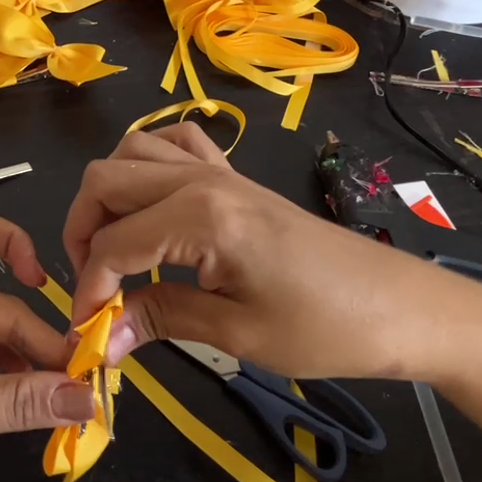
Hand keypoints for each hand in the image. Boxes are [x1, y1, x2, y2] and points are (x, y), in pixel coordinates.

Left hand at [0, 210, 94, 481]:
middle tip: (85, 381)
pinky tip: (32, 403)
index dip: (14, 241)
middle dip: (42, 335)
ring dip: (29, 360)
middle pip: (1, 300)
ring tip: (68, 396)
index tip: (46, 283)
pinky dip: (8, 375)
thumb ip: (21, 401)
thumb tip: (87, 395)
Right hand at [63, 122, 463, 380]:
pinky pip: (176, 140)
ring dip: (108, 194)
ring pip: (131, 150)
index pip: (113, 242)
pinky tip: (152, 199)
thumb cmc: (326, 326)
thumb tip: (100, 340)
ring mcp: (217, 169)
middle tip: (93, 285)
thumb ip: (161, 319)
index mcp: (199, 216)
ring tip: (114, 244)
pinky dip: (148, 161)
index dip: (88, 286)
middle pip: (105, 180)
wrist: (399, 305)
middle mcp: (199, 177)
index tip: (86, 330)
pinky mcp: (234, 174)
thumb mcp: (239, 333)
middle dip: (82, 230)